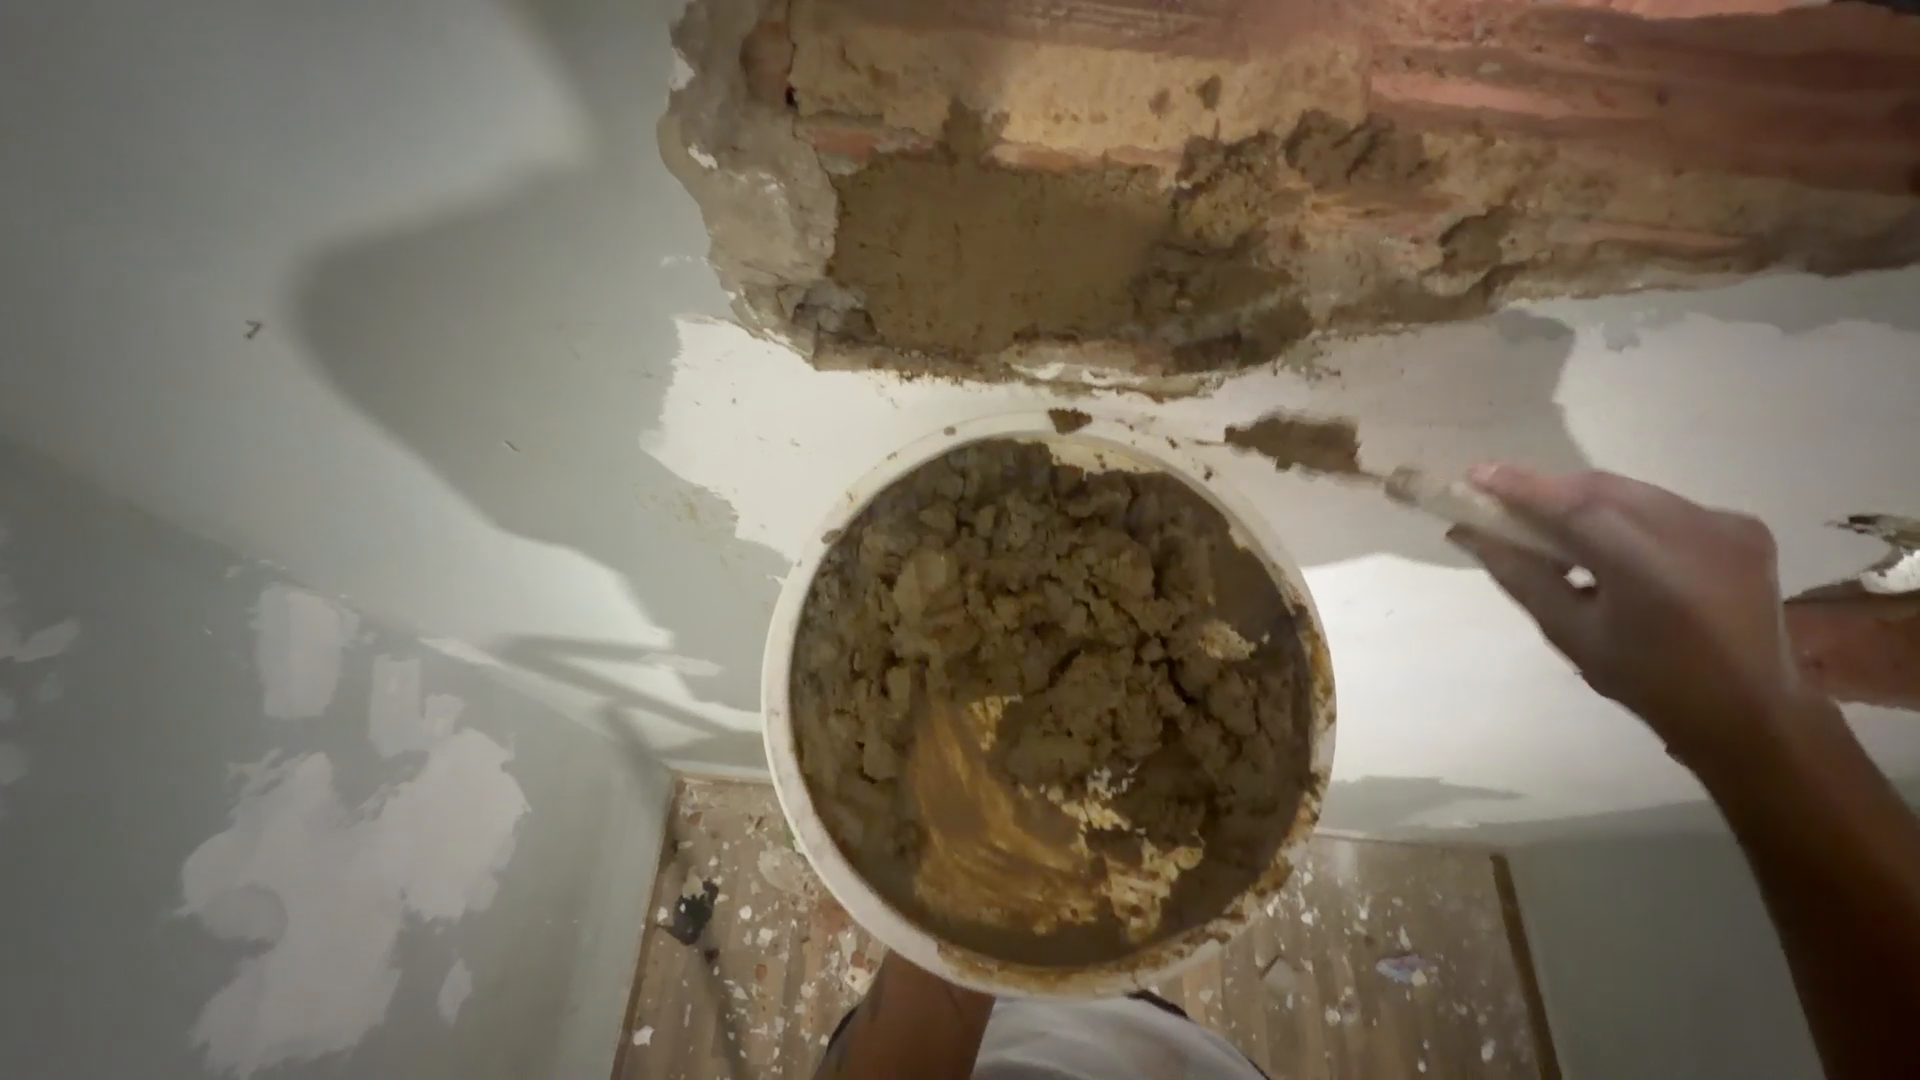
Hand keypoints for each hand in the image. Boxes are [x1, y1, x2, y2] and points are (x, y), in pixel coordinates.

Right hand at [1449, 464, 1816, 768]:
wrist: (1750, 709)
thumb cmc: (1646, 679)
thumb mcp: (1568, 632)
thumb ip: (1519, 575)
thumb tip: (1470, 534)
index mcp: (1652, 568)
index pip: (1575, 506)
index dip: (1521, 486)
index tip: (1474, 475)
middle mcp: (1697, 532)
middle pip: (1604, 489)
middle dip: (1547, 489)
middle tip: (1499, 498)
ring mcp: (1726, 525)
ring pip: (1632, 492)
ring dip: (1581, 500)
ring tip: (1545, 522)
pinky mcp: (1742, 527)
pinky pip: (1662, 505)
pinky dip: (1620, 512)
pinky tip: (1602, 539)